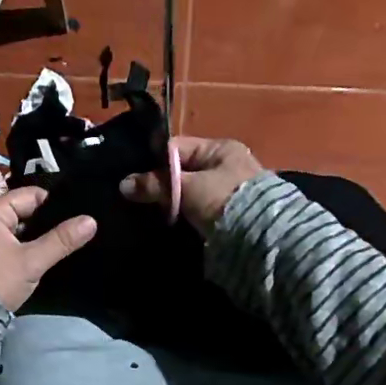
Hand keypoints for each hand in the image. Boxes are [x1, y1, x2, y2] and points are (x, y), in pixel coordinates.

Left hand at [0, 187, 96, 312]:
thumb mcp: (33, 261)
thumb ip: (61, 240)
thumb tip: (92, 221)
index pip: (31, 195)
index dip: (56, 205)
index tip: (76, 218)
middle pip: (25, 211)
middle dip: (48, 222)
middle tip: (73, 233)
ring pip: (20, 228)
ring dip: (38, 236)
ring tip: (63, 244)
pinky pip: (12, 241)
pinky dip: (26, 246)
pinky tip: (44, 255)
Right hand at [120, 136, 265, 236]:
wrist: (261, 236)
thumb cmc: (224, 200)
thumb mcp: (187, 188)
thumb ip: (156, 184)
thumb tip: (124, 184)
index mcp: (220, 148)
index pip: (178, 148)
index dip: (153, 161)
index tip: (133, 177)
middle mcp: (227, 165)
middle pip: (184, 172)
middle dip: (163, 185)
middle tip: (138, 199)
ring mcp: (231, 191)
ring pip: (192, 193)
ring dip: (175, 203)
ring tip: (151, 213)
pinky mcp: (232, 216)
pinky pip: (201, 211)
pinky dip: (187, 217)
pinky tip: (172, 224)